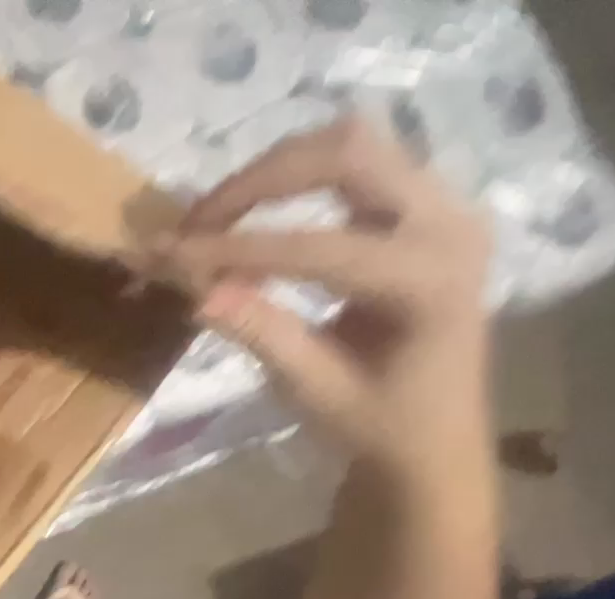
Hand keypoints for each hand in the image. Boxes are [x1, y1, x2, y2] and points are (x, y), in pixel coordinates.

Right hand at [160, 117, 492, 481]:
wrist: (435, 437)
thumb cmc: (376, 425)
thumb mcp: (313, 391)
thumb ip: (262, 334)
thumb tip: (196, 293)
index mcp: (429, 282)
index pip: (318, 247)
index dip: (235, 248)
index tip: (167, 254)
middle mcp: (447, 224)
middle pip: (345, 154)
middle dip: (256, 182)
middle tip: (194, 223)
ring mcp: (442, 206)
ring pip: (349, 145)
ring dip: (273, 173)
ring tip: (218, 219)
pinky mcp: (422, 206)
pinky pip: (355, 164)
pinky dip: (293, 182)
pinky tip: (254, 221)